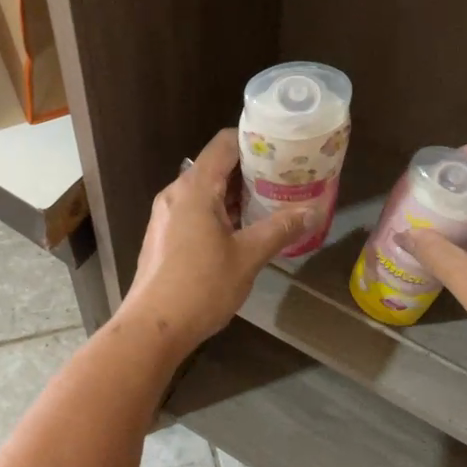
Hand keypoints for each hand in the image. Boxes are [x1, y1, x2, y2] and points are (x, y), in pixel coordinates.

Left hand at [118, 129, 313, 352]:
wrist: (153, 327)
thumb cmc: (201, 287)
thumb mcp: (248, 257)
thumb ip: (280, 229)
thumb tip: (313, 210)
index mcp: (195, 188)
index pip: (224, 143)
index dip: (254, 140)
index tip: (283, 148)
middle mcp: (176, 193)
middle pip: (216, 166)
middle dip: (252, 170)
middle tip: (287, 178)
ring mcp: (167, 214)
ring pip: (206, 190)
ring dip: (237, 194)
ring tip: (273, 202)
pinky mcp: (165, 235)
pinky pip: (196, 210)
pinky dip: (221, 211)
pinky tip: (245, 229)